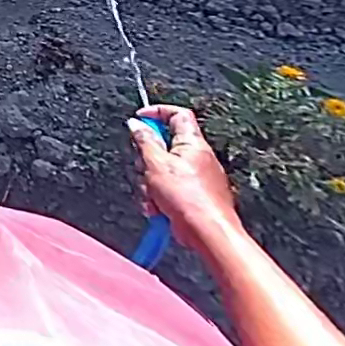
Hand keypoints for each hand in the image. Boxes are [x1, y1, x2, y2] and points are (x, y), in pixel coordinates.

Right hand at [129, 105, 243, 253]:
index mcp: (193, 144)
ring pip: (161, 169)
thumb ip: (144, 141)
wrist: (208, 233)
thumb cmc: (190, 199)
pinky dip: (158, 197)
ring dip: (149, 182)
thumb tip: (136, 124)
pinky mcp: (192, 195)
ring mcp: (196, 177)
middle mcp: (197, 157)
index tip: (138, 119)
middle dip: (146, 158)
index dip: (156, 112)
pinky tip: (158, 208)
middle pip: (163, 144)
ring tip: (154, 194)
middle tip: (144, 166)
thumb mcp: (156, 163)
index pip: (176, 114)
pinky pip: (167, 188)